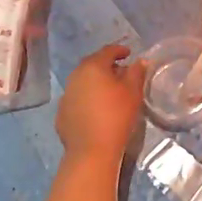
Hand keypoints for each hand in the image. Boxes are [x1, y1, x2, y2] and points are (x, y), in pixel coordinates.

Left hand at [56, 44, 147, 162]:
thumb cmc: (116, 116)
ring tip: (108, 91)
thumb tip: (139, 60)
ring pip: (82, 82)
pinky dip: (86, 99)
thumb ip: (137, 72)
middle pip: (92, 64)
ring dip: (94, 82)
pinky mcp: (62, 113)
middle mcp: (75, 76)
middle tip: (119, 72)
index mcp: (92, 67)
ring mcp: (66, 95)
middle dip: (106, 65)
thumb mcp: (133, 92)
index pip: (107, 51)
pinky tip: (95, 109)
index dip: (119, 50)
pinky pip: (76, 99)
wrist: (91, 150)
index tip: (128, 53)